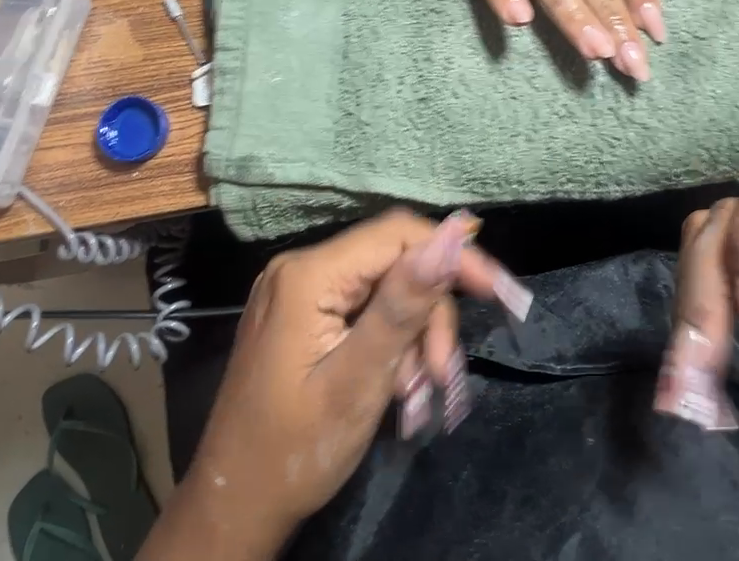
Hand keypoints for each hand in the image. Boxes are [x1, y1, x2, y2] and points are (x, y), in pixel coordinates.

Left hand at [152, 210, 529, 557]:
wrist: (237, 504)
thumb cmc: (295, 450)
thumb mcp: (359, 380)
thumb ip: (403, 305)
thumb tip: (454, 234)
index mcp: (307, 275)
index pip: (399, 235)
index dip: (454, 257)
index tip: (501, 294)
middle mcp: (300, 268)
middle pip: (395, 265)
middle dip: (430, 319)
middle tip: (443, 378)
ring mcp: (298, 292)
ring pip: (386, 292)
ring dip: (414, 341)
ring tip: (418, 398)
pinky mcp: (302, 316)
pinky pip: (365, 313)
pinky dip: (391, 348)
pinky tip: (398, 390)